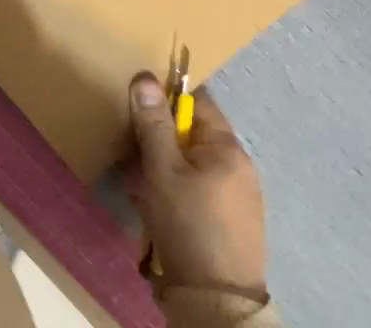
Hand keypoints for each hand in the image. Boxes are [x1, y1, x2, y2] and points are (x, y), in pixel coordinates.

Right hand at [129, 74, 268, 297]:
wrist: (215, 294)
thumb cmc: (187, 221)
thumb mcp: (161, 168)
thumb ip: (153, 123)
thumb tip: (145, 77)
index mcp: (228, 149)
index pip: (198, 102)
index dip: (167, 96)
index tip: (136, 100)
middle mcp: (239, 167)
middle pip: (191, 133)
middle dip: (158, 135)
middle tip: (131, 145)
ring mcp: (237, 195)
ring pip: (189, 161)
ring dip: (161, 163)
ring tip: (139, 178)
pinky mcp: (228, 218)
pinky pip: (195, 185)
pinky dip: (172, 185)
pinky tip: (154, 202)